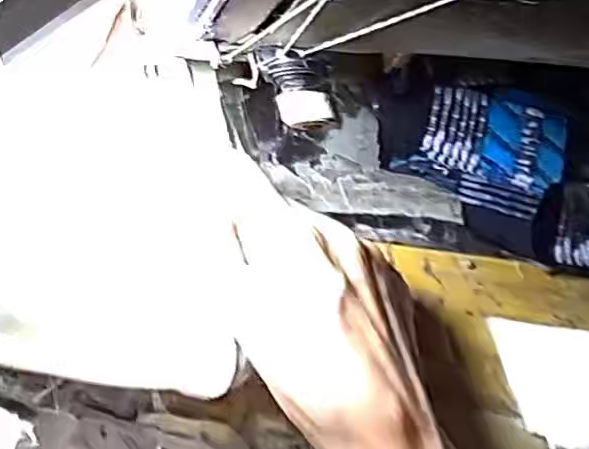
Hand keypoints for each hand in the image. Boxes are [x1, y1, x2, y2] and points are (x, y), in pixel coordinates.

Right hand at [222, 152, 445, 448]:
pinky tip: (312, 305)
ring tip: (279, 293)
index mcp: (293, 238)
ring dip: (285, 247)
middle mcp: (336, 238)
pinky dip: (317, 266)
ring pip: (304, 229)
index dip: (215, 169)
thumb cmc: (314, 384)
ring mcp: (368, 259)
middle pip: (273, 206)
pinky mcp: (389, 280)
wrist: (390, 438)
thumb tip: (207, 205)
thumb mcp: (238, 309)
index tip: (199, 166)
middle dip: (251, 225)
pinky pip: (335, 252)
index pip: (242, 174)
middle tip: (240, 263)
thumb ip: (219, 244)